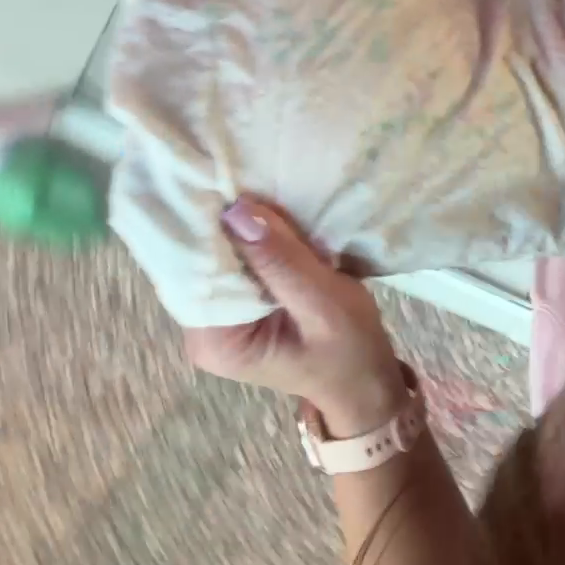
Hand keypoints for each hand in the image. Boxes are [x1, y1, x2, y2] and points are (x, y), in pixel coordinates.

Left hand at [182, 198, 407, 437]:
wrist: (367, 384)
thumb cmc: (350, 350)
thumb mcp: (324, 303)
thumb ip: (282, 261)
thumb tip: (237, 211)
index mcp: (215, 341)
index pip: (197, 270)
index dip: (212, 227)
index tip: (230, 184)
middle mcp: (203, 332)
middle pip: (204, 263)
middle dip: (229, 225)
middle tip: (250, 179)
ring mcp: (218, 321)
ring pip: (221, 260)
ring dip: (244, 230)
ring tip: (260, 190)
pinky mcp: (239, 309)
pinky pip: (238, 266)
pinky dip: (255, 243)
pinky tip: (270, 219)